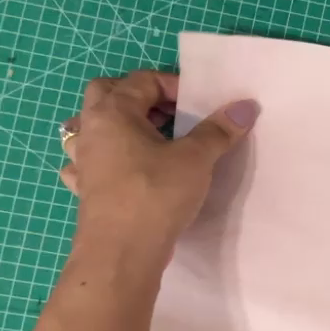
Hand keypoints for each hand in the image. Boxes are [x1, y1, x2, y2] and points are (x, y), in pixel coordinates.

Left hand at [58, 71, 256, 269]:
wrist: (122, 249)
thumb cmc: (156, 193)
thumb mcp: (197, 158)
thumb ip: (219, 130)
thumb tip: (246, 107)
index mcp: (113, 112)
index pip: (141, 80)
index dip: (174, 85)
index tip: (202, 105)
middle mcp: (90, 129)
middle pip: (108, 94)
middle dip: (142, 98)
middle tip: (174, 114)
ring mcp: (83, 160)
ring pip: (93, 127)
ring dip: (120, 126)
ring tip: (149, 138)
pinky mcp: (85, 187)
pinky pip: (89, 162)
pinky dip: (106, 158)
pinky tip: (123, 169)